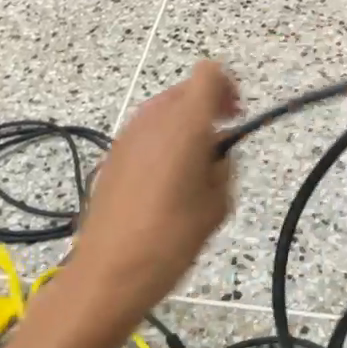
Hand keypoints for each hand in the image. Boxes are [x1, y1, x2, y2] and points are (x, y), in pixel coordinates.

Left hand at [69, 62, 239, 318]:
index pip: (209, 73)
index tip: (237, 117)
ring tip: (195, 171)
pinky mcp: (112, 157)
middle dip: (208, 110)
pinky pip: (146, 135)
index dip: (229, 87)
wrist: (109, 273)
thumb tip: (218, 154)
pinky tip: (167, 185)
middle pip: (185, 90)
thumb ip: (224, 166)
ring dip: (184, 128)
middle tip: (221, 148)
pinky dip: (163, 145)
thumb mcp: (217, 205)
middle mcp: (152, 120)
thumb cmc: (170, 240)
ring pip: (164, 112)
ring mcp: (127, 137)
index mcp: (184, 124)